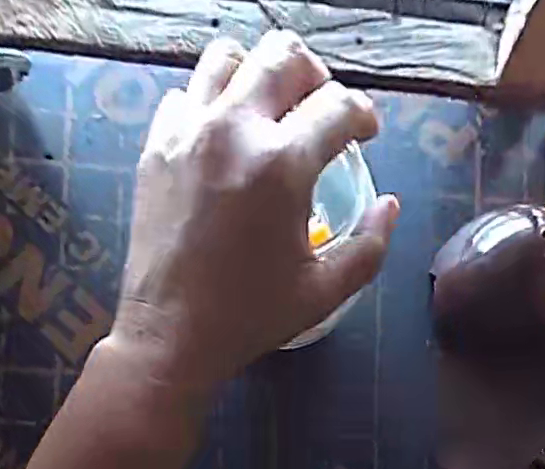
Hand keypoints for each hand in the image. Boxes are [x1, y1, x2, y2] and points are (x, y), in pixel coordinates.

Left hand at [110, 33, 400, 390]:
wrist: (170, 335)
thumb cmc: (248, 318)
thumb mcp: (322, 293)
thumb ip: (368, 247)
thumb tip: (389, 205)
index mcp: (283, 165)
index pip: (338, 106)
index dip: (363, 115)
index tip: (365, 134)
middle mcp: (234, 129)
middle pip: (284, 57)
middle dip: (316, 77)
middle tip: (320, 111)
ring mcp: (188, 133)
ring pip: (228, 58)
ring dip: (259, 75)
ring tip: (270, 111)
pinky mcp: (156, 148)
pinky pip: (188, 96)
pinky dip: (212, 104)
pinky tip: (223, 138)